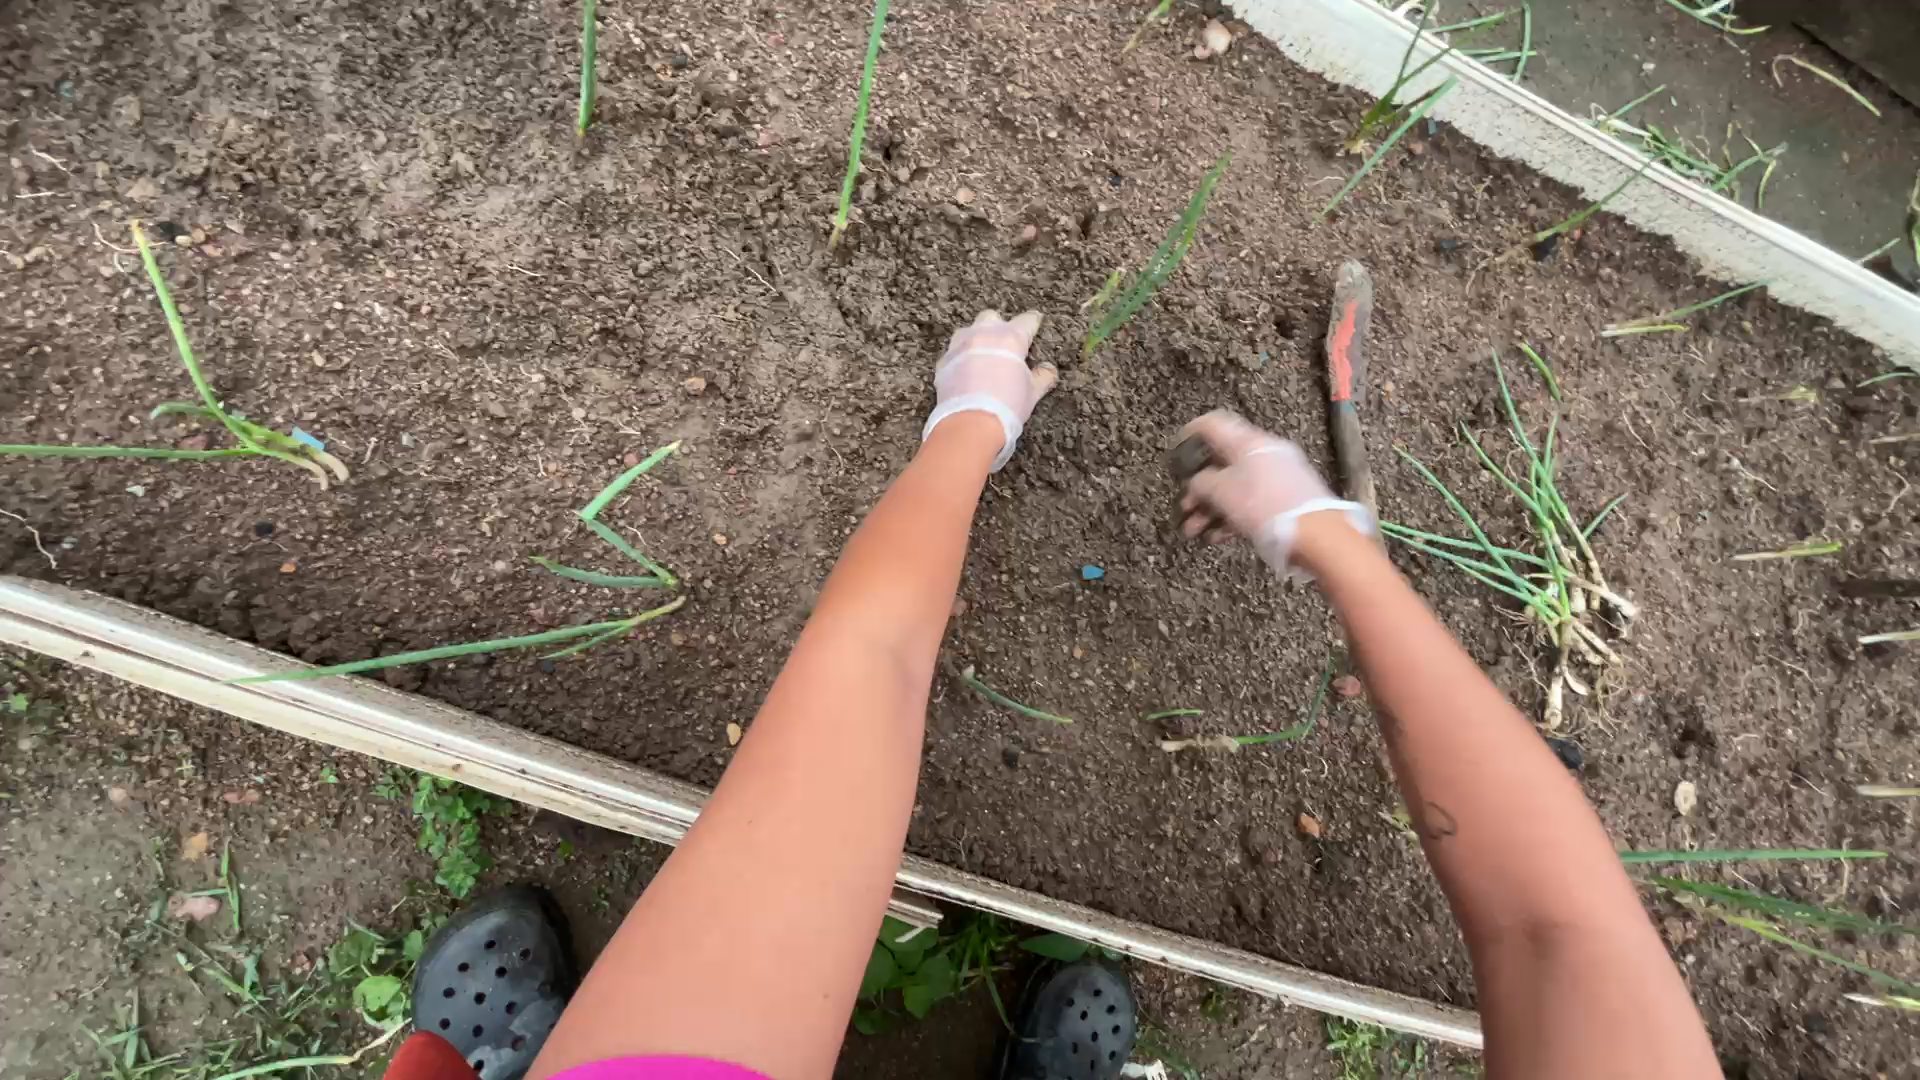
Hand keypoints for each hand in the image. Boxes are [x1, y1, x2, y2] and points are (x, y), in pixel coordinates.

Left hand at [923, 310, 1058, 471]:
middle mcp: (983, 335)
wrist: (970, 425)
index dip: (1033, 322)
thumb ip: (1043, 377)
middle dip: (999, 327)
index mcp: (1010, 338)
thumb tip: (1048, 370)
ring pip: (968, 331)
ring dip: (976, 338)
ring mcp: (960, 347)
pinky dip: (960, 359)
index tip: (1035, 323)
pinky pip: (952, 353)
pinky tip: (965, 372)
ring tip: (982, 356)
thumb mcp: (1032, 393)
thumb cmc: (1006, 407)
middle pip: (992, 318)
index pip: (1026, 321)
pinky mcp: (943, 363)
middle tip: (1006, 345)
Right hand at [1177, 410, 1373, 575]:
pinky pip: (1250, 502)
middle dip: (1198, 488)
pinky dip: (1231, 516)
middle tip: (1184, 506)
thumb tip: (1197, 482)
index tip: (1176, 449)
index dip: (1191, 433)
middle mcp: (1263, 454)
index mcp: (1248, 443)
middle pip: (1222, 463)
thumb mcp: (1222, 492)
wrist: (1316, 533)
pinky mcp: (1284, 498)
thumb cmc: (1265, 506)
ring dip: (1210, 509)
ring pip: (1233, 487)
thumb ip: (1201, 483)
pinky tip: (1218, 537)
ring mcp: (1276, 476)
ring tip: (1194, 532)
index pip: (1214, 425)